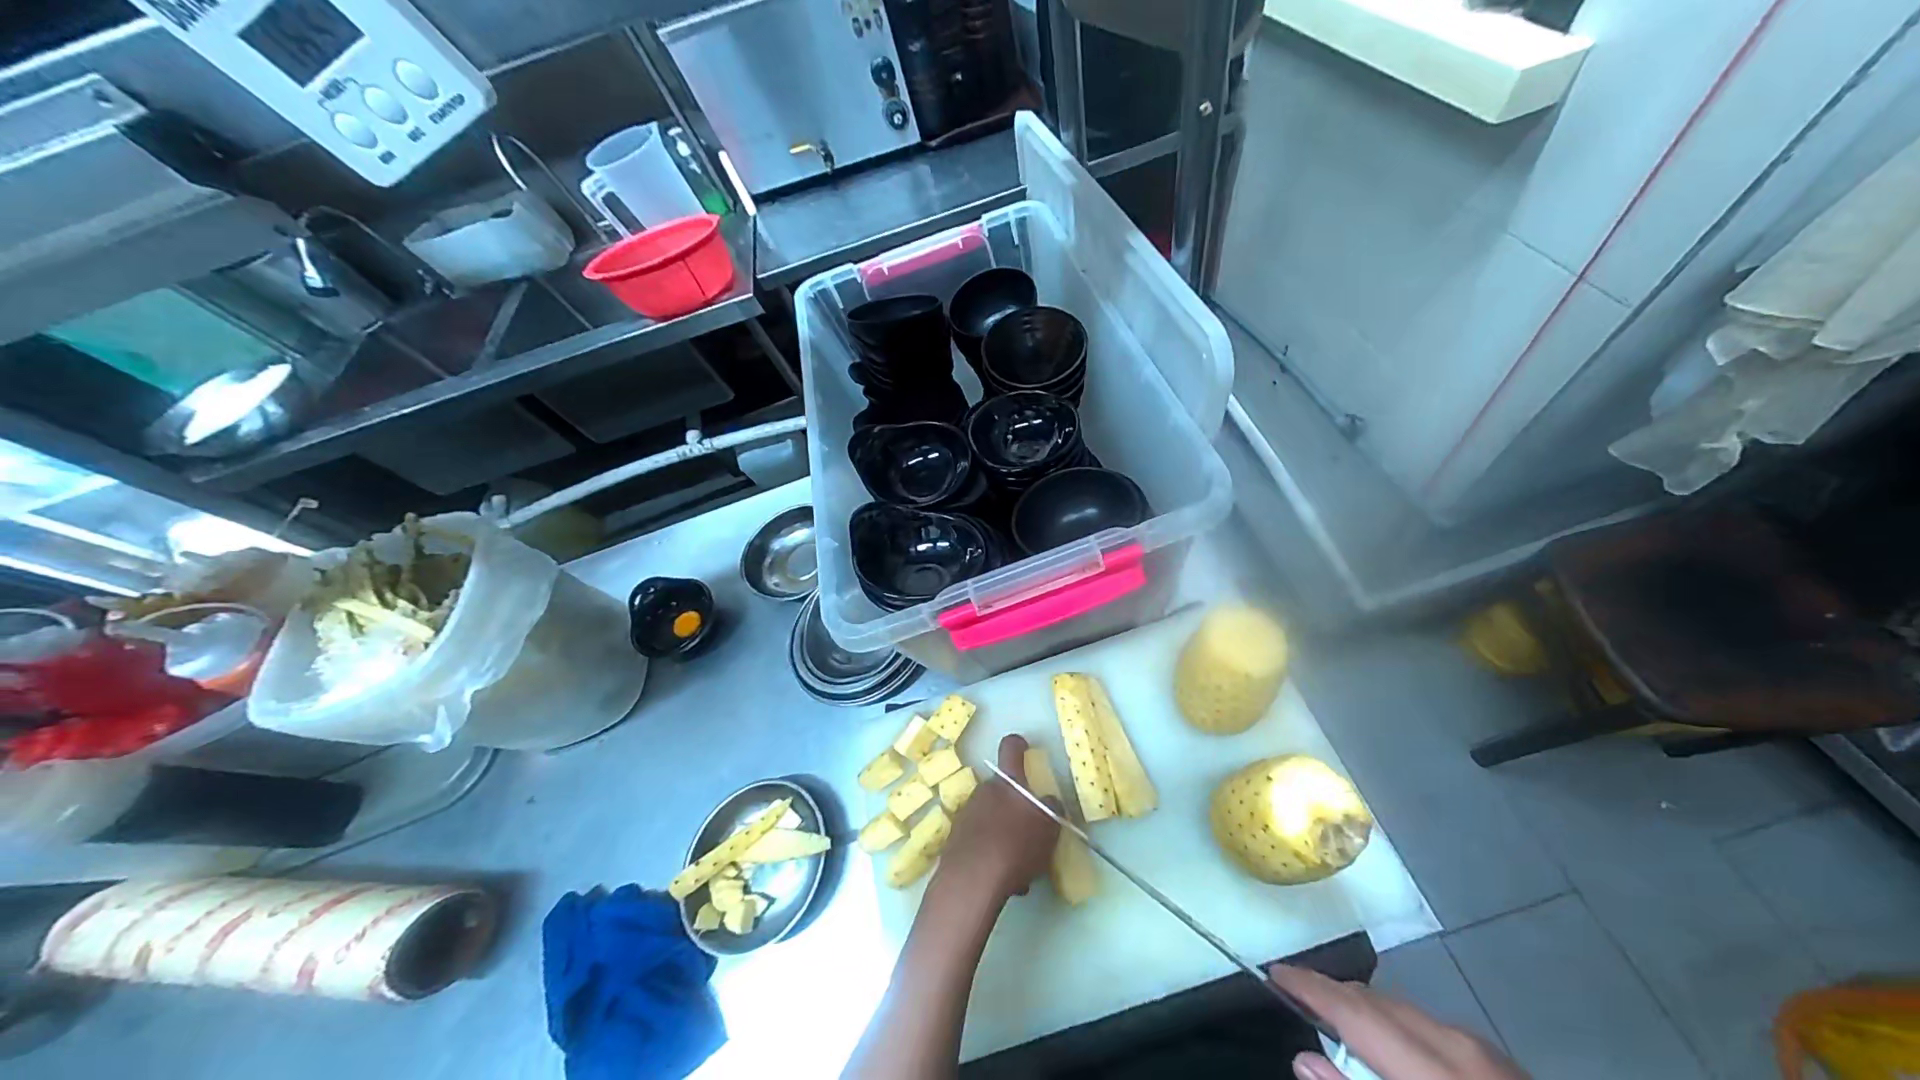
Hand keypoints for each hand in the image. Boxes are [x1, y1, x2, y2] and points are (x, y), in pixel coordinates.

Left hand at [930, 734, 1058, 904]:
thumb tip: (1048, 800)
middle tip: (1032, 835)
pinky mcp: (955, 838)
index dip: (1019, 744)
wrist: (973, 879)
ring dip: (1006, 836)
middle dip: (1016, 809)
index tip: (1025, 747)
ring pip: (992, 819)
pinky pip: (981, 841)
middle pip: (1003, 791)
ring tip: (1022, 868)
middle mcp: (984, 791)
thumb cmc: (1016, 845)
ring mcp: (967, 813)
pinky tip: (1006, 879)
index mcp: (1008, 783)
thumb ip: (1051, 808)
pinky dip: (993, 855)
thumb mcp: (1049, 827)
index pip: (1011, 748)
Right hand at [1268, 964, 1528, 1079]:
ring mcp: (1490, 1056)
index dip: (1310, 988)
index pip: (1356, 1012)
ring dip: (1367, 1011)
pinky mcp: (1507, 1068)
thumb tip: (1305, 1059)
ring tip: (1338, 1023)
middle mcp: (1460, 1049)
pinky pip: (1436, 1030)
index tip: (1273, 973)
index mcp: (1433, 1073)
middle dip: (1335, 994)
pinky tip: (1394, 1050)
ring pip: (1409, 1013)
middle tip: (1296, 997)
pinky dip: (1401, 1028)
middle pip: (1380, 1003)